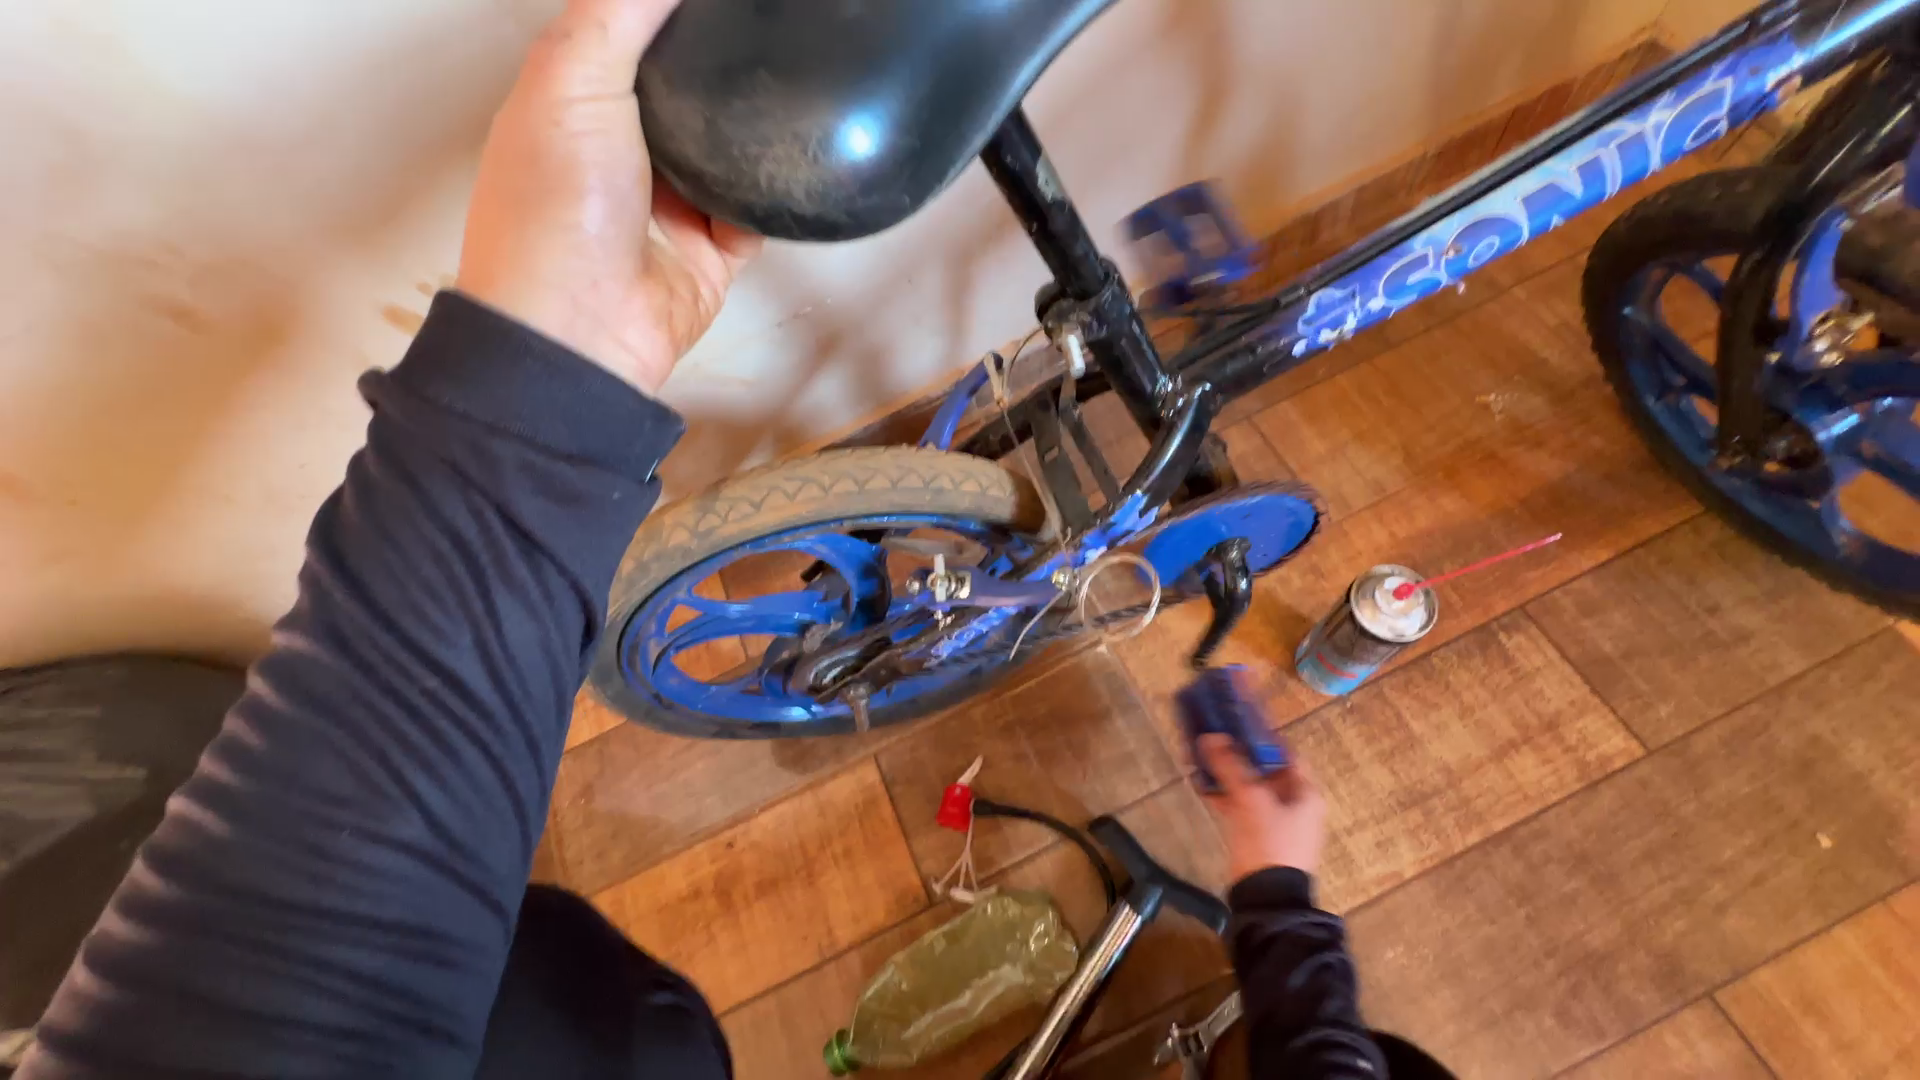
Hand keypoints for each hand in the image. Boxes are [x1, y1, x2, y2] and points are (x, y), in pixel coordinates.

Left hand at [456, 0, 761, 393]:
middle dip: (720, 75)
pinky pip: (750, 218)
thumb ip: (617, 12)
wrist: (585, 327)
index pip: (629, 40)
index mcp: (575, 105)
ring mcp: (669, 211)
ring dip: (750, 136)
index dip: (667, 17)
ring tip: (797, 88)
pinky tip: (791, 169)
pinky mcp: (711, 258)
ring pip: (722, 159)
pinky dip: (766, 201)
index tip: (719, 8)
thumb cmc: (559, 200)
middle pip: (683, 102)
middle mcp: (623, 155)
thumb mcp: (570, 79)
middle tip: (771, 38)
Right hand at [1197, 734, 1326, 883]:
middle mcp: (1292, 803)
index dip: (1264, 735)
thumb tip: (1211, 737)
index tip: (1239, 720)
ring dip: (1225, 770)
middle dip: (1237, 751)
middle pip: (1263, 767)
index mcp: (1305, 793)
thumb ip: (1231, 766)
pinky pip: (1237, 804)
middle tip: (1214, 733)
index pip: (1286, 753)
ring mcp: (1273, 819)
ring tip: (1200, 753)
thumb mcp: (1251, 800)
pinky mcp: (1254, 833)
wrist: (1266, 898)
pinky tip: (1198, 781)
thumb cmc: (1270, 842)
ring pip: (1247, 784)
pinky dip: (1221, 792)